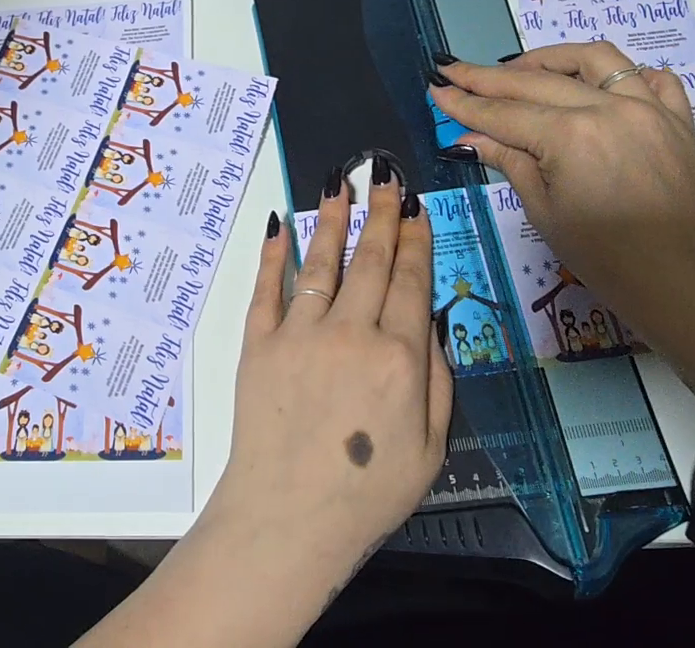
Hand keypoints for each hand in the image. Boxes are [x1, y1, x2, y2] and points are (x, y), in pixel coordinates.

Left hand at [76, 161, 450, 647]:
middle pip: (370, 261)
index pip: (410, 282)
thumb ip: (436, 378)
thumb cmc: (368, 493)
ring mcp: (300, 334)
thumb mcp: (431, 447)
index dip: (414, 241)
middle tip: (384, 176)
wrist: (288, 517)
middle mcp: (351, 332)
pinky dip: (274, 255)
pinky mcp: (258, 343)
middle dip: (381, 214)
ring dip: (331, 219)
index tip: (415, 208)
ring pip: (321, 263)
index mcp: (398, 356)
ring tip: (338, 183)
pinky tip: (280, 226)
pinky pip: (267, 289)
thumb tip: (427, 320)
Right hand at [431, 43, 694, 436]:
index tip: (435, 86)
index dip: (465, 102)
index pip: (504, 112)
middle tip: (454, 70)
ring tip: (519, 68)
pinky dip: (621, 73)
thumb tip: (471, 137)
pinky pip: (650, 78)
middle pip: (537, 81)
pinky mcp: (679, 120)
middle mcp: (609, 108)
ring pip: (595, 60)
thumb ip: (511, 164)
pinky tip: (598, 84)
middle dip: (489, 76)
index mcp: (570, 136)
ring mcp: (650, 108)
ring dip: (550, 58)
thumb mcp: (548, 215)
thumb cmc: (611, 265)